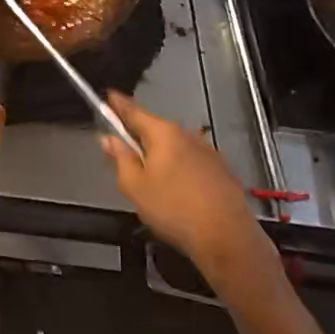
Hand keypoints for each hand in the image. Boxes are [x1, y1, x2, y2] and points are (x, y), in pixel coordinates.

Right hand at [101, 91, 270, 274]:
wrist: (225, 236)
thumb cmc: (174, 209)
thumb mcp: (134, 186)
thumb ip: (120, 158)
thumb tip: (110, 140)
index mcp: (163, 134)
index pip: (135, 111)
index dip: (118, 104)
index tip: (110, 97)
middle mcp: (188, 135)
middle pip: (155, 129)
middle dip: (138, 137)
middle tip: (123, 151)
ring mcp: (208, 152)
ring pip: (174, 147)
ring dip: (160, 155)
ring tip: (150, 181)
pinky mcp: (221, 170)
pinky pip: (191, 162)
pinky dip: (179, 169)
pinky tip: (175, 192)